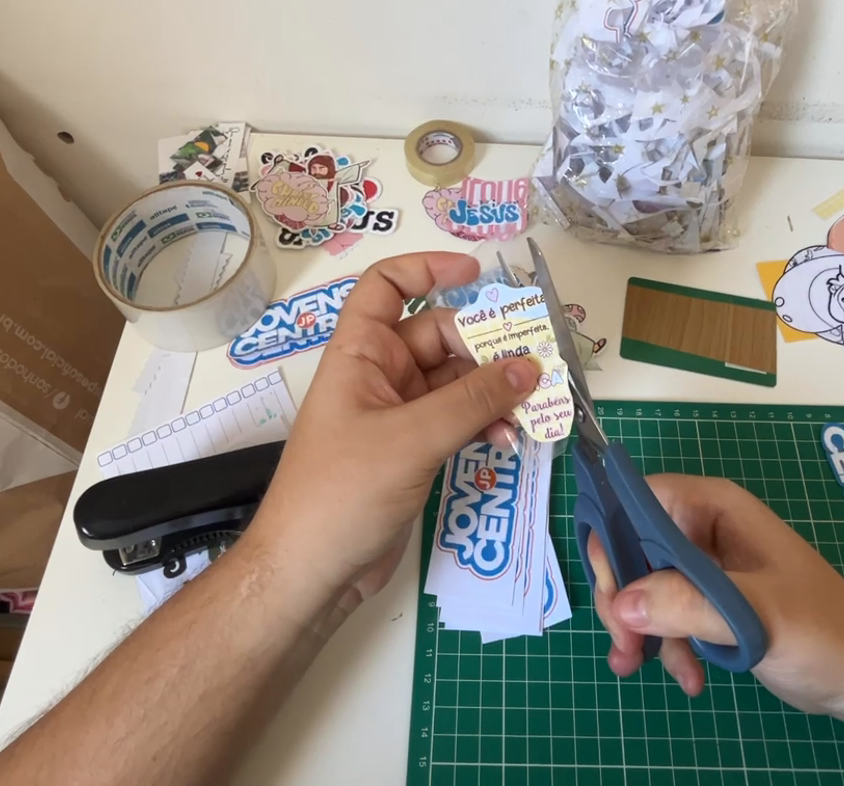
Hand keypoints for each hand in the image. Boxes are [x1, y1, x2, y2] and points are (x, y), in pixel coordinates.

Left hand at [245, 253, 540, 606]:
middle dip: (485, 346)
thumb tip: (529, 365)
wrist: (312, 573)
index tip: (476, 274)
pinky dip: (485, 422)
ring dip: (493, 390)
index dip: (426, 269)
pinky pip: (458, 418)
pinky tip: (508, 438)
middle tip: (531, 362)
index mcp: (360, 353)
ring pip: (456, 380)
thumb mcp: (411, 439)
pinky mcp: (415, 448)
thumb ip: (473, 400)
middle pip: (439, 336)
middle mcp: (380, 374)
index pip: (386, 287)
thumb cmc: (343, 492)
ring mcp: (399, 413)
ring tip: (529, 407)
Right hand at [587, 473, 843, 714]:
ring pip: (640, 582)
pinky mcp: (705, 599)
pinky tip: (684, 677)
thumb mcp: (757, 616)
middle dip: (621, 596)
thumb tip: (622, 604)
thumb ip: (690, 604)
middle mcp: (700, 527)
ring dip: (637, 627)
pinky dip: (659, 643)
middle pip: (630, 544)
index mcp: (713, 507)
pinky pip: (660, 610)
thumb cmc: (824, 631)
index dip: (614, 537)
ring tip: (642, 668)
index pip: (639, 500)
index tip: (613, 594)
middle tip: (624, 645)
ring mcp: (702, 564)